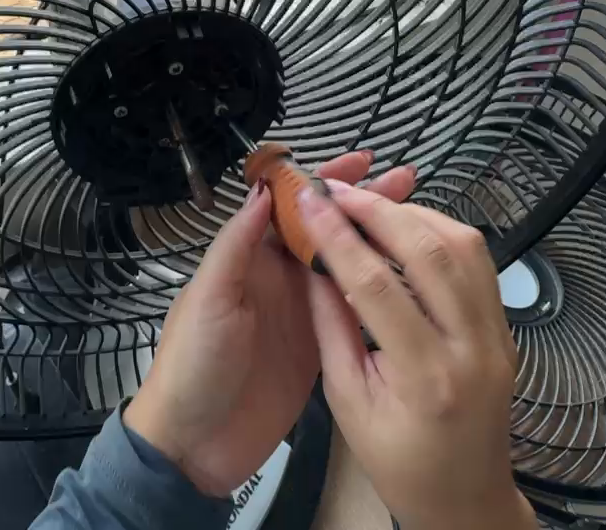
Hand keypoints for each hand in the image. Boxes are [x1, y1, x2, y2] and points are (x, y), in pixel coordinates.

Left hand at [123, 153, 414, 496]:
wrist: (194, 443)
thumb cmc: (192, 363)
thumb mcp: (209, 297)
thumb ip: (237, 243)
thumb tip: (263, 188)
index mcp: (247, 256)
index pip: (288, 206)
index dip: (322, 181)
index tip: (359, 161)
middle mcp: (276, 275)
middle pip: (322, 228)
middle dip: (359, 202)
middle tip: (402, 179)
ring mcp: (300, 310)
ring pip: (340, 261)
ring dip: (372, 236)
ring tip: (414, 215)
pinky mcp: (318, 345)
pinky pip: (349, 306)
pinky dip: (374, 285)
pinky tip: (405, 274)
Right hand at [298, 183, 534, 529]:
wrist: (466, 498)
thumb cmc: (399, 461)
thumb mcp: (347, 399)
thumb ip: (331, 325)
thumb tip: (315, 261)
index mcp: (426, 378)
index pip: (377, 285)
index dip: (338, 236)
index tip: (310, 203)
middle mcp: (473, 350)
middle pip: (429, 252)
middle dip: (377, 210)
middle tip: (337, 191)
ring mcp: (498, 336)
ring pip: (462, 246)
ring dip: (411, 213)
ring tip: (367, 204)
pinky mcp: (505, 327)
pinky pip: (477, 260)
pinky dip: (439, 230)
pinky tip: (406, 226)